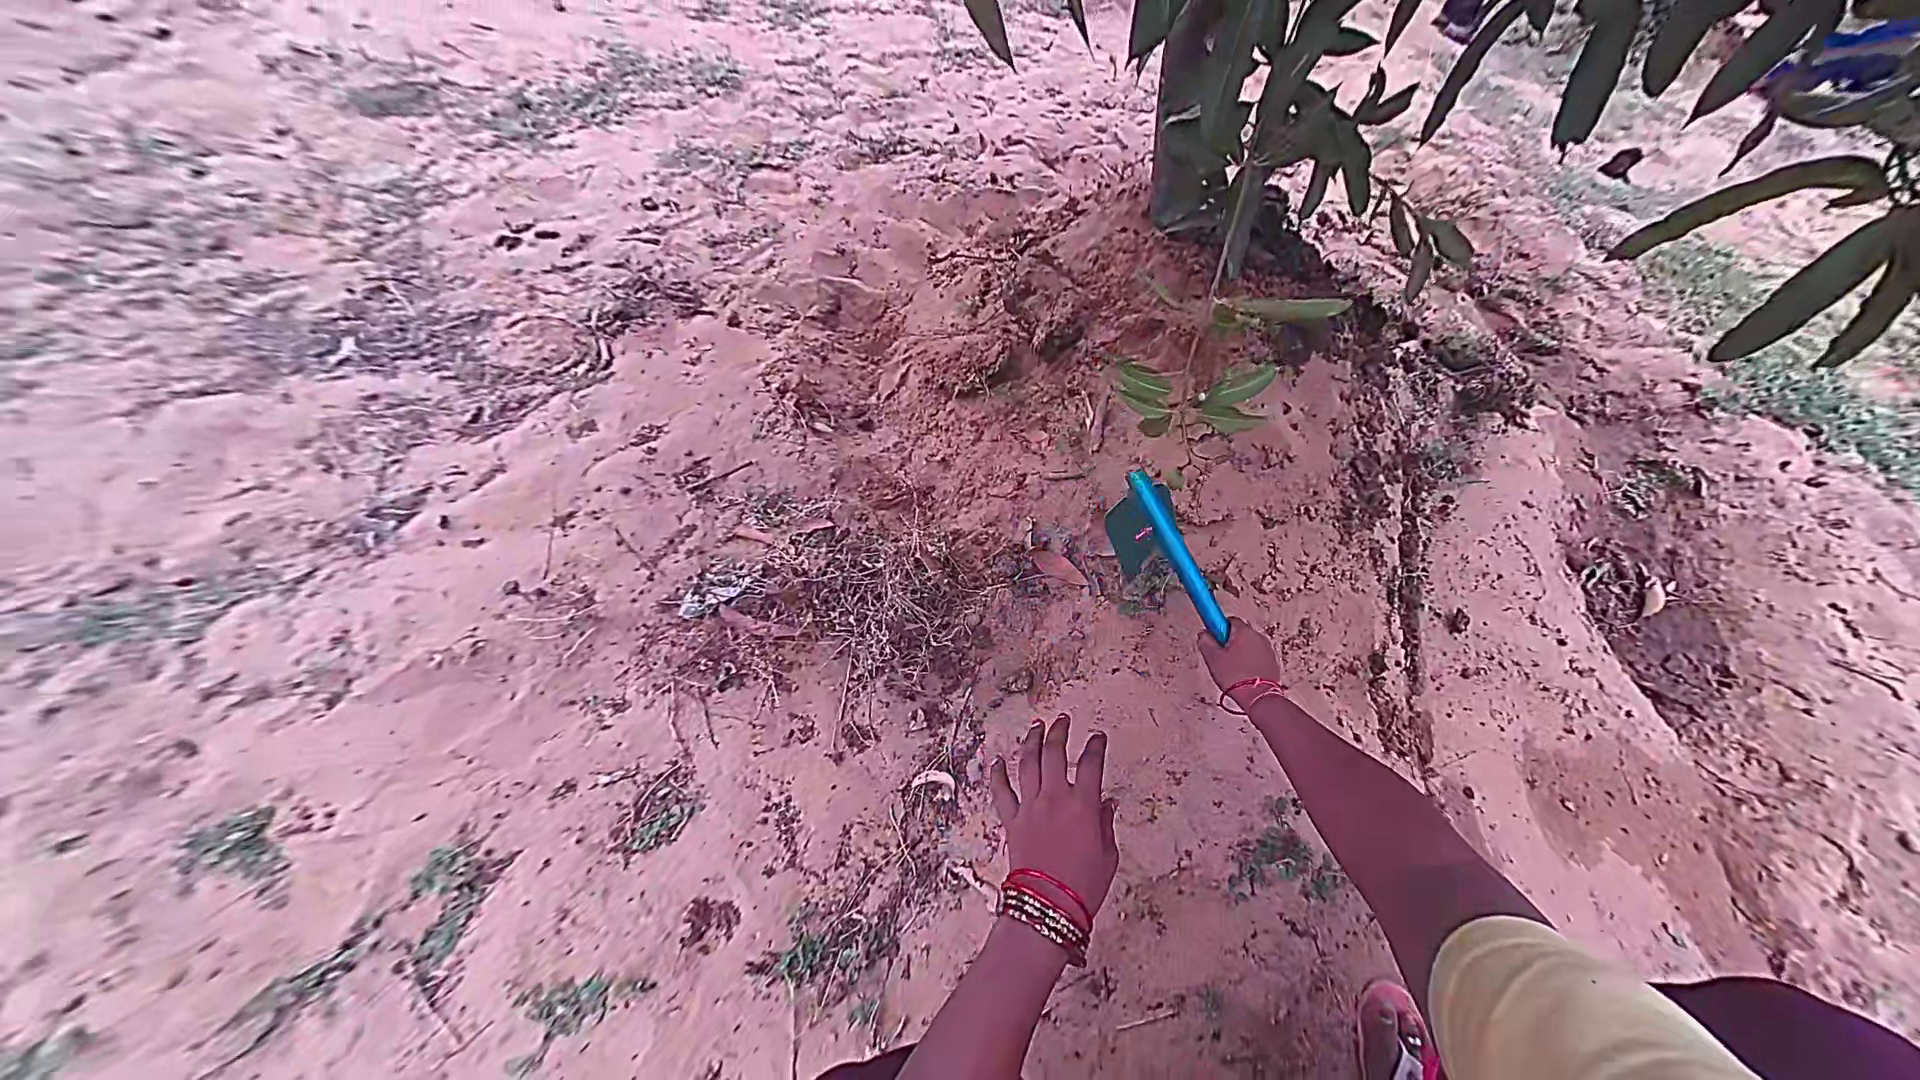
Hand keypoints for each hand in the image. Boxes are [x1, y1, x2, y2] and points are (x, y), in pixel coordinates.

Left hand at [988, 715, 1118, 923]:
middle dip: (1059, 732)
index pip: (1091, 764)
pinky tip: (997, 760)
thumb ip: (1105, 825)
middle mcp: (1055, 798)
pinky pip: (1002, 791)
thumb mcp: (1108, 856)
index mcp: (1083, 805)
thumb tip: (1106, 805)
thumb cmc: (1083, 886)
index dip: (1095, 747)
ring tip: (1036, 727)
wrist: (1048, 905)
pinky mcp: (1011, 819)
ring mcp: (1030, 806)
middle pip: (1054, 753)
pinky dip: (998, 774)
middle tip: (1062, 721)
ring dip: (1032, 741)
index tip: (1098, 738)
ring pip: (1028, 763)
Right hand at [1197, 616, 1283, 710]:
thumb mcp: (1212, 658)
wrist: (1259, 697)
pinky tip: (1241, 673)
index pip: (1228, 619)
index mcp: (1243, 631)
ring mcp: (1267, 650)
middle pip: (1238, 632)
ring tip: (1230, 667)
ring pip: (1248, 645)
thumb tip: (1204, 634)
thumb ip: (1205, 641)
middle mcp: (1258, 637)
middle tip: (1219, 654)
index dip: (1217, 626)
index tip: (1212, 630)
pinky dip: (1249, 661)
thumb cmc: (1237, 677)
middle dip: (1228, 641)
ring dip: (1239, 652)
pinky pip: (1256, 656)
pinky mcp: (1272, 663)